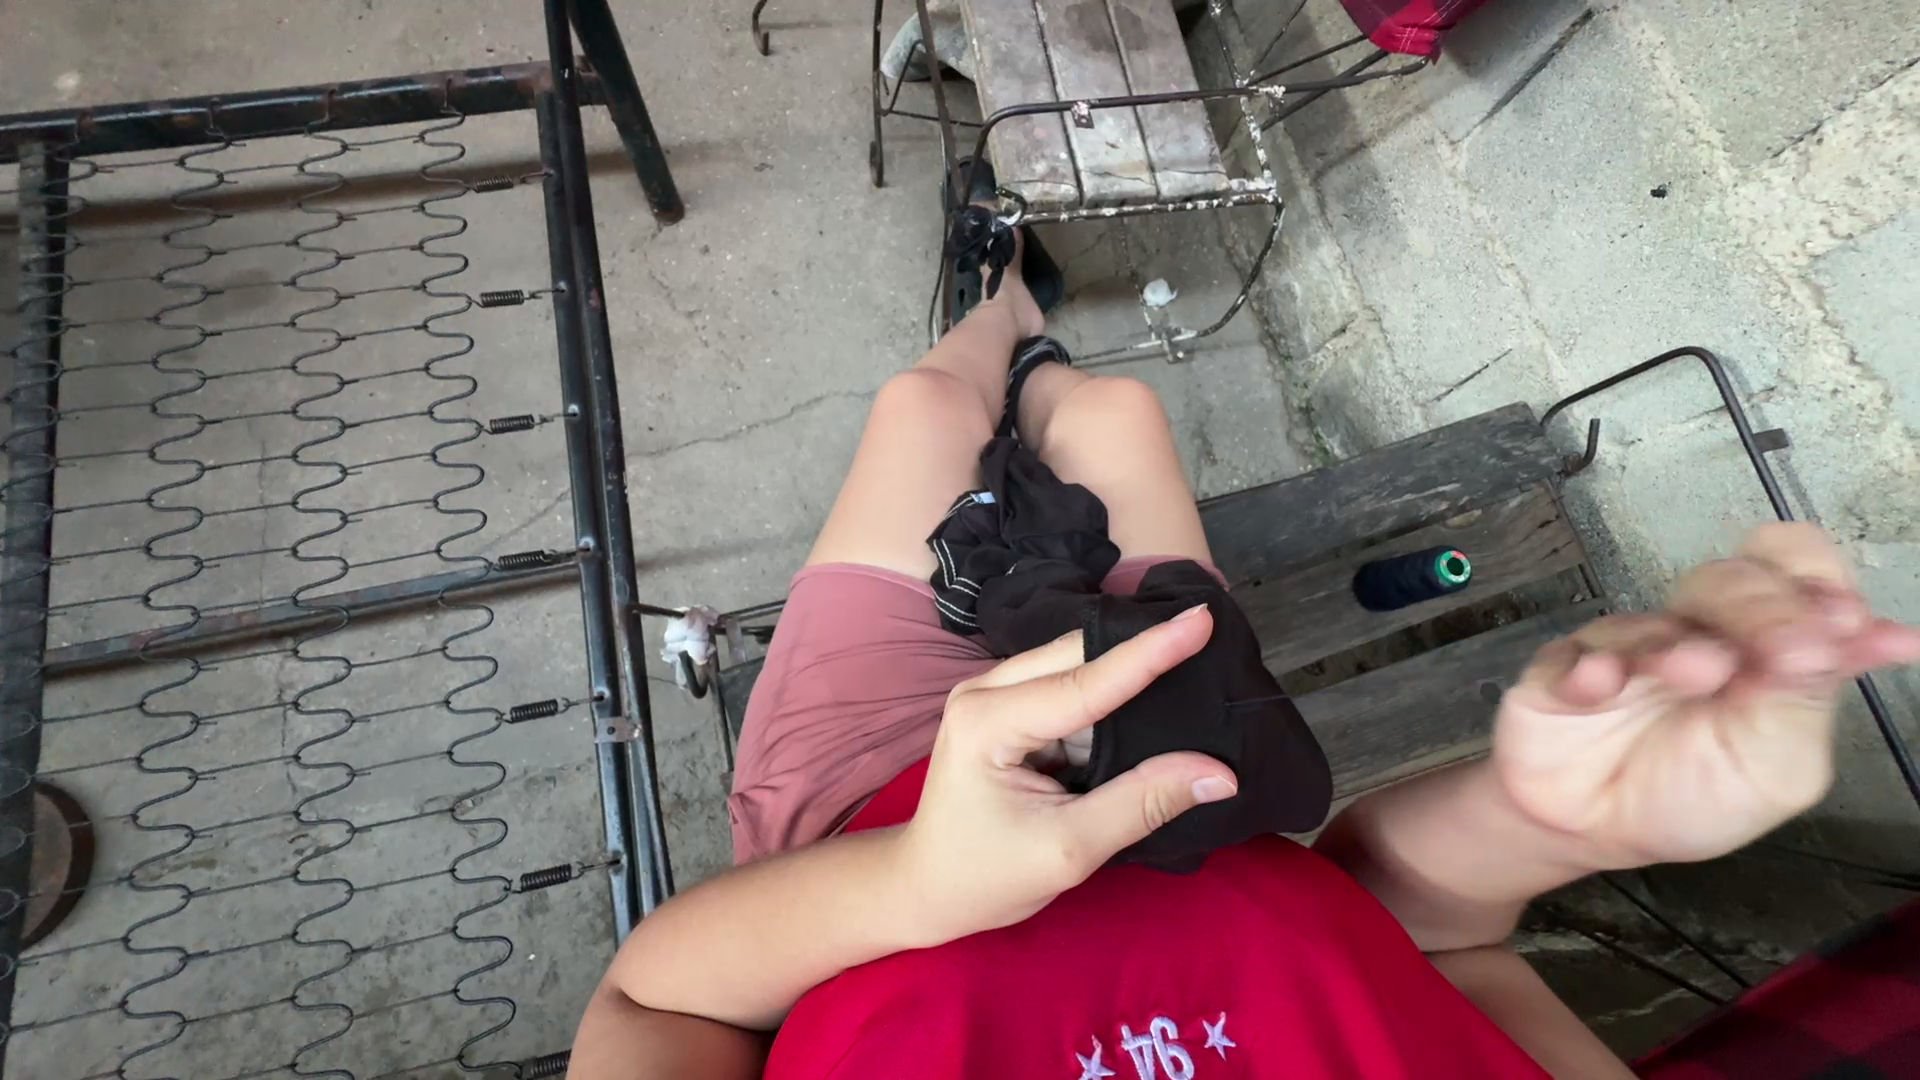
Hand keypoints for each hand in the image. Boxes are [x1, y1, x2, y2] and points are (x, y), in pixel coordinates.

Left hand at [897, 605, 1238, 943]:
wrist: (925, 885)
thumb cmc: (985, 876)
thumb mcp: (1068, 848)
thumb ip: (1141, 802)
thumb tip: (1219, 773)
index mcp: (989, 721)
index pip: (1084, 682)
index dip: (1148, 651)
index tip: (1200, 617)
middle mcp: (985, 691)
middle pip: (1076, 657)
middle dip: (1139, 648)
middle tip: (1208, 636)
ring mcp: (992, 695)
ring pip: (1073, 668)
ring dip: (1125, 674)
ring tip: (1190, 668)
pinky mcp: (1006, 708)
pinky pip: (1066, 689)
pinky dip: (1107, 700)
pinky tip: (1147, 703)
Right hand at [1493, 523, 1919, 868]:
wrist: (1591, 829)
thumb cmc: (1690, 798)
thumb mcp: (1777, 764)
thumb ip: (1809, 696)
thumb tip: (1891, 635)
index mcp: (1763, 655)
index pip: (1792, 577)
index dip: (1812, 578)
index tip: (1838, 619)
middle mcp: (1695, 640)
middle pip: (1724, 580)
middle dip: (1758, 607)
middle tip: (1778, 650)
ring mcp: (1622, 650)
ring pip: (1649, 617)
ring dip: (1673, 642)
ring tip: (1689, 675)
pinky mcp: (1558, 666)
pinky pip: (1573, 652)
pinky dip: (1591, 668)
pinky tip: (1599, 688)